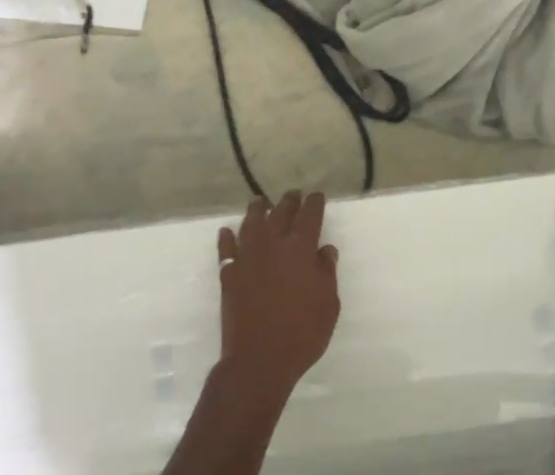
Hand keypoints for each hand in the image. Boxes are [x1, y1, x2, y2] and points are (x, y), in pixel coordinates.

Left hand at [215, 191, 339, 399]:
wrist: (258, 359)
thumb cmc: (301, 334)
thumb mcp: (328, 305)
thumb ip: (326, 272)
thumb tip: (325, 249)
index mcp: (300, 249)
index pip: (309, 215)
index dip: (314, 203)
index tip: (316, 196)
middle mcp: (272, 244)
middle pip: (280, 213)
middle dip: (289, 201)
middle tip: (293, 195)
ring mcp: (247, 256)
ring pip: (251, 222)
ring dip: (257, 210)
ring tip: (261, 202)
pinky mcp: (229, 272)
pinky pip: (226, 248)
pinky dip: (227, 238)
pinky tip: (227, 232)